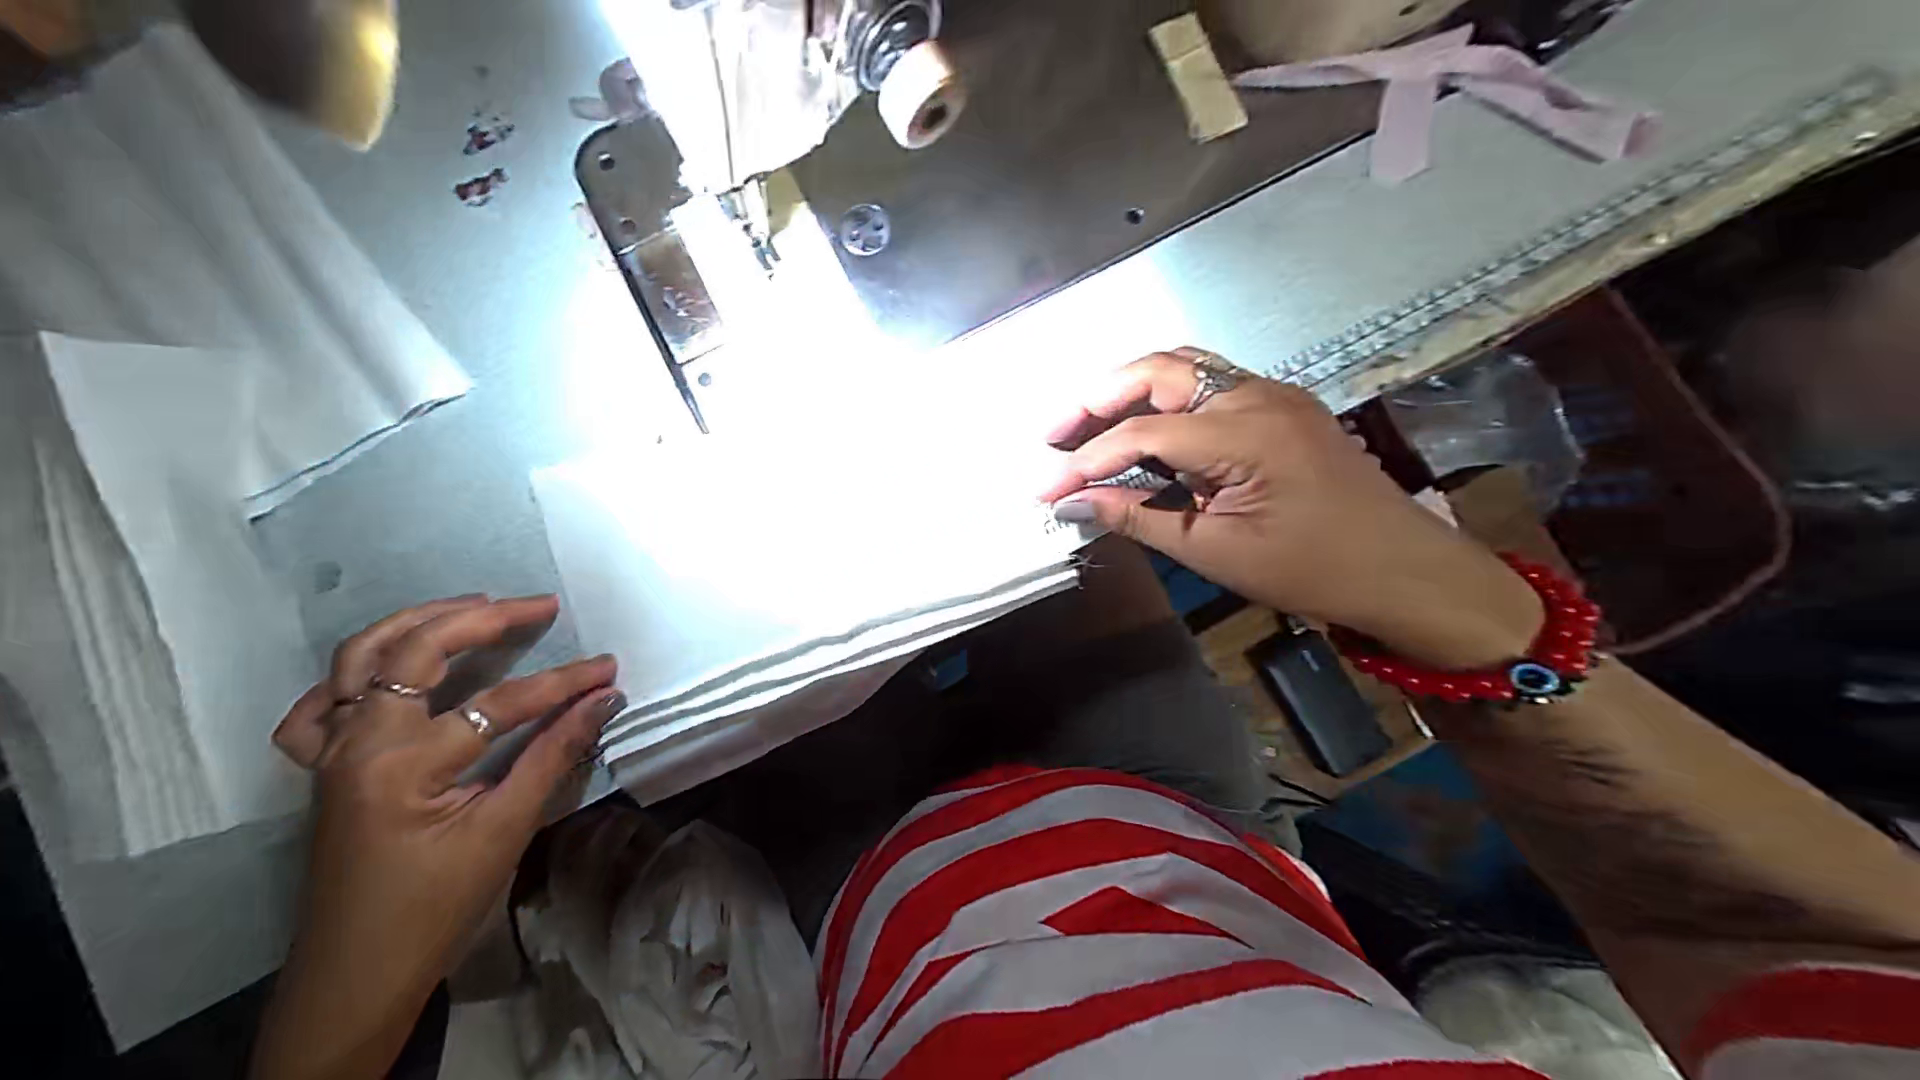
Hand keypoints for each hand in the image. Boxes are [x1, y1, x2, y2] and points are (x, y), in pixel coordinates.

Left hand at [253, 594, 625, 1079]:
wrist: (356, 972)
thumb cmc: (436, 905)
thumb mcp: (506, 829)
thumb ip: (554, 754)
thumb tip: (604, 700)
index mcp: (404, 765)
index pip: (502, 702)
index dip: (564, 682)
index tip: (609, 668)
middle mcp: (358, 743)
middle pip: (417, 652)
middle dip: (485, 620)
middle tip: (539, 606)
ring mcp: (330, 752)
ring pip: (359, 660)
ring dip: (418, 623)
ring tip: (474, 607)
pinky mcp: (322, 768)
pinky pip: (318, 707)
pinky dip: (352, 675)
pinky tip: (389, 669)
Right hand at [1041, 350, 1542, 669]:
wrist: (1403, 569)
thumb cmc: (1310, 569)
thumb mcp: (1214, 551)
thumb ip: (1138, 517)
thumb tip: (1074, 504)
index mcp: (1245, 434)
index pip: (1142, 431)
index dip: (1087, 460)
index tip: (1049, 489)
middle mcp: (1257, 395)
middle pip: (1160, 370)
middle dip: (1100, 398)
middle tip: (1057, 433)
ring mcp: (1274, 394)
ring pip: (1185, 368)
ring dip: (1132, 390)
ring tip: (1090, 424)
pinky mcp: (1282, 405)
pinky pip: (1211, 385)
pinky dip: (1166, 400)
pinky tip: (1145, 428)